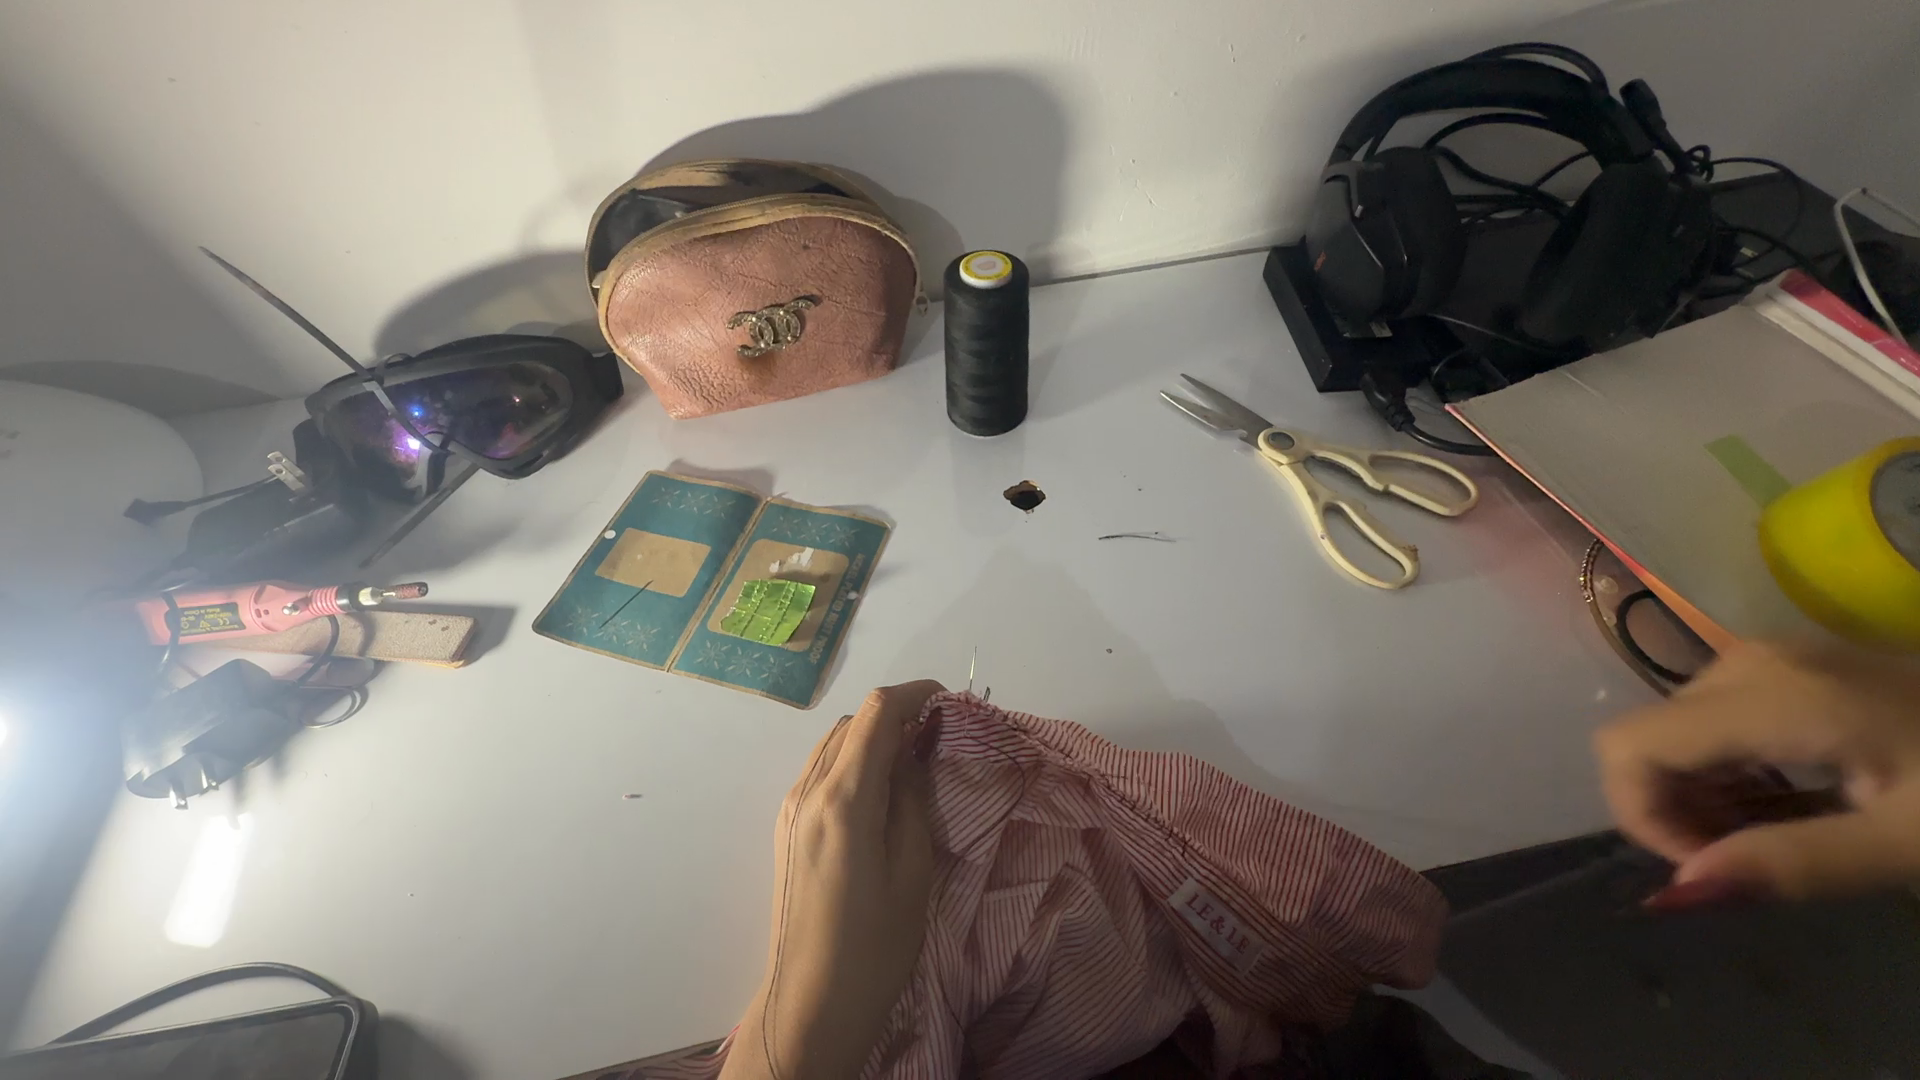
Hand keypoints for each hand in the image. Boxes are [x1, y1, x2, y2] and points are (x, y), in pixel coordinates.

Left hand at [721, 681, 942, 1079]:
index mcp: (844, 798)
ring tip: (909, 761)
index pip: (876, 713)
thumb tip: (913, 753)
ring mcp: (791, 807)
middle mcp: (809, 790)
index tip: (946, 702)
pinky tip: (876, 791)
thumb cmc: (874, 944)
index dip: (914, 694)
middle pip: (853, 722)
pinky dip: (852, 760)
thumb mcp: (913, 869)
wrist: (809, 1004)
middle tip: (935, 737)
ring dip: (872, 736)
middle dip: (896, 715)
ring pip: (834, 742)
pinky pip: (820, 769)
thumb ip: (913, 798)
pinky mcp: (785, 825)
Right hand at [1594, 642, 1919, 904]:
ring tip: (1770, 837)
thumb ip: (1797, 864)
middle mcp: (1739, 665)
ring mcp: (1758, 661)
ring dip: (1695, 792)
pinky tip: (1780, 800)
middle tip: (1746, 863)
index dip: (1638, 812)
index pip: (1627, 747)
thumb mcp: (1917, 844)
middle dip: (1671, 809)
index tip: (1703, 865)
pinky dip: (1720, 770)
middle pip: (1645, 740)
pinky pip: (1704, 720)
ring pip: (1669, 731)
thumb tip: (1679, 892)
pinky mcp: (1776, 669)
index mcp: (1769, 698)